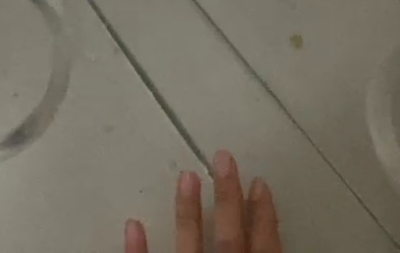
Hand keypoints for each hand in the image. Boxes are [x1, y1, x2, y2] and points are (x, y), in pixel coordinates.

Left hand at [125, 149, 281, 252]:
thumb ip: (265, 252)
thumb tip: (266, 241)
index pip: (266, 250)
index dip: (265, 216)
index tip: (260, 181)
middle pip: (229, 241)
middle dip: (228, 198)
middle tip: (223, 156)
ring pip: (188, 248)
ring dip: (188, 213)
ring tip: (185, 174)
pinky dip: (138, 250)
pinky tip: (132, 224)